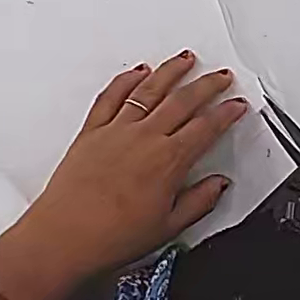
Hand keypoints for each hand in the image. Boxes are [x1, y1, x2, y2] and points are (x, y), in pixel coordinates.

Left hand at [0, 52, 247, 299]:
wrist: (62, 240)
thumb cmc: (111, 237)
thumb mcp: (170, 227)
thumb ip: (200, 200)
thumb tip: (217, 185)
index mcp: (169, 161)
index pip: (207, 127)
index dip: (226, 113)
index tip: (237, 106)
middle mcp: (145, 138)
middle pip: (184, 100)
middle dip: (208, 84)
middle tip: (222, 77)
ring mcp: (117, 131)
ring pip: (150, 89)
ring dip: (172, 70)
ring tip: (186, 59)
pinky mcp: (91, 131)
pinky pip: (111, 96)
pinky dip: (126, 80)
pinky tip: (138, 72)